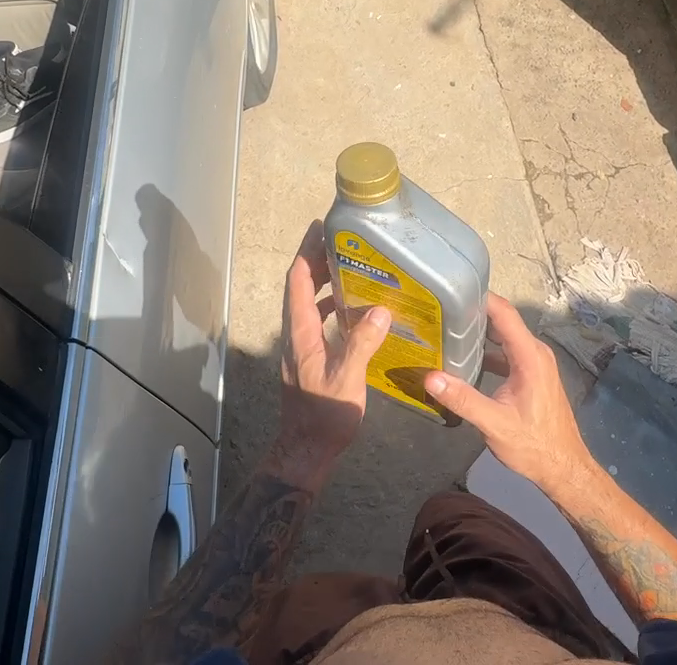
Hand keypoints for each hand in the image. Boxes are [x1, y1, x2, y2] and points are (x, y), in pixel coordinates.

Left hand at [268, 221, 390, 490]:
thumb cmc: (325, 414)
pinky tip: (353, 310)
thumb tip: (380, 310)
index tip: (321, 227)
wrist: (306, 449)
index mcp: (301, 331)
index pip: (299, 280)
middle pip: (301, 285)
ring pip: (307, 302)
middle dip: (317, 260)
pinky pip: (316, 320)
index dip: (308, 251)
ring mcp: (300, 346)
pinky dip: (330, 306)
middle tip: (344, 242)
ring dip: (324, 282)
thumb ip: (361, 344)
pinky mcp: (308, 357)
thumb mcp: (346, 378)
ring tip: (352, 268)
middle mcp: (295, 333)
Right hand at [426, 294, 597, 499]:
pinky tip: (465, 359)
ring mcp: (535, 362)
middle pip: (503, 321)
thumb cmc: (534, 445)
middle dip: (473, 312)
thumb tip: (430, 377)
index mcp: (530, 356)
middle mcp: (535, 352)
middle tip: (440, 310)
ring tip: (446, 330)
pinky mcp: (531, 374)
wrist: (564, 469)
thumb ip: (463, 399)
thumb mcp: (495, 424)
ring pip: (504, 336)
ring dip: (479, 332)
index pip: (504, 313)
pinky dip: (487, 350)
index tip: (452, 290)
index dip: (480, 298)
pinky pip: (507, 351)